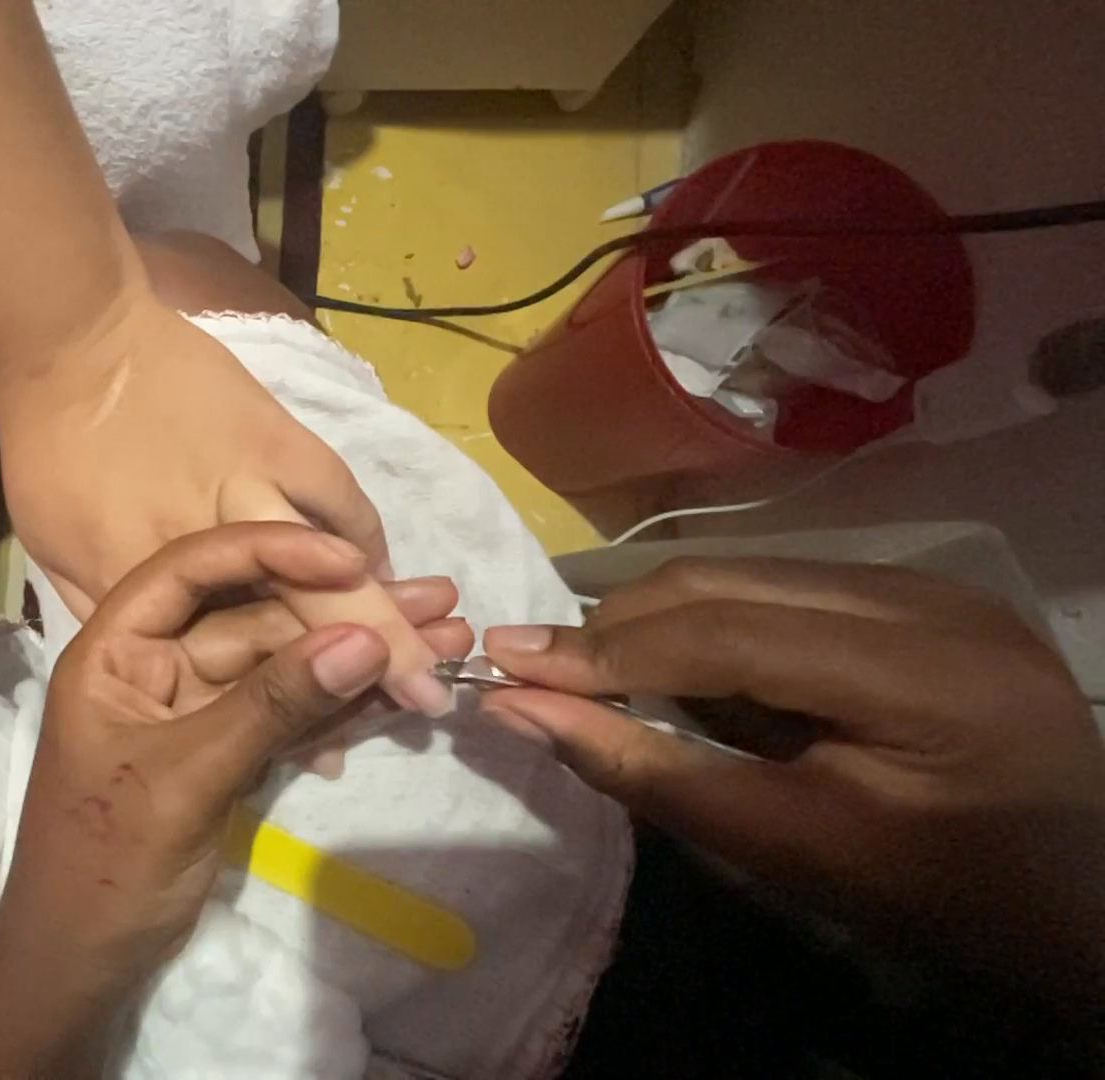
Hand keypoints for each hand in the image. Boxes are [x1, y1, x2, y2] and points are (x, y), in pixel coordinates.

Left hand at [0, 300, 452, 715]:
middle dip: (369, 654)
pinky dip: (363, 529)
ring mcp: (246, 477)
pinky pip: (336, 490)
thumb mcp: (48, 550)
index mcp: (140, 569)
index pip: (225, 646)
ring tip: (439, 632)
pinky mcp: (277, 431)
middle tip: (428, 696)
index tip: (333, 742)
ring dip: (384, 597)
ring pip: (328, 555)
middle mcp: (206, 531)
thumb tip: (157, 656)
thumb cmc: (46, 451)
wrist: (68, 340)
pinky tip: (381, 564)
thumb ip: (102, 607)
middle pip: (298, 604)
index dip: (288, 695)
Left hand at [0, 522, 472, 980]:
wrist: (83, 962)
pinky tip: (401, 692)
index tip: (351, 560)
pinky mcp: (228, 745)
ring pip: (283, 663)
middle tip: (433, 604)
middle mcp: (157, 660)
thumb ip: (273, 705)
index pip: (194, 568)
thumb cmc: (106, 865)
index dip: (271, 551)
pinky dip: (341, 705)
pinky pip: (288, 711)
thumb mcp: (187, 778)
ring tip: (444, 639)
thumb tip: (364, 641)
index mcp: (116, 647)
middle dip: (340, 610)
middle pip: (255, 615)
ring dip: (357, 654)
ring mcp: (197, 704)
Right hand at [477, 557, 1104, 1026]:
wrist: (1084, 904)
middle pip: (713, 581)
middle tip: (537, 669)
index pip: (719, 635)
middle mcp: (923, 597)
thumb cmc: (937, 898)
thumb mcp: (779, 846)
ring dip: (646, 624)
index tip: (501, 664)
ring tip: (606, 678)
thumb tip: (511, 706)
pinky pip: (757, 586)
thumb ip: (638, 767)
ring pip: (725, 572)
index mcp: (926, 674)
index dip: (599, 652)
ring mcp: (918, 584)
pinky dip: (694, 625)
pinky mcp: (901, 592)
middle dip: (610, 628)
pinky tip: (686, 673)